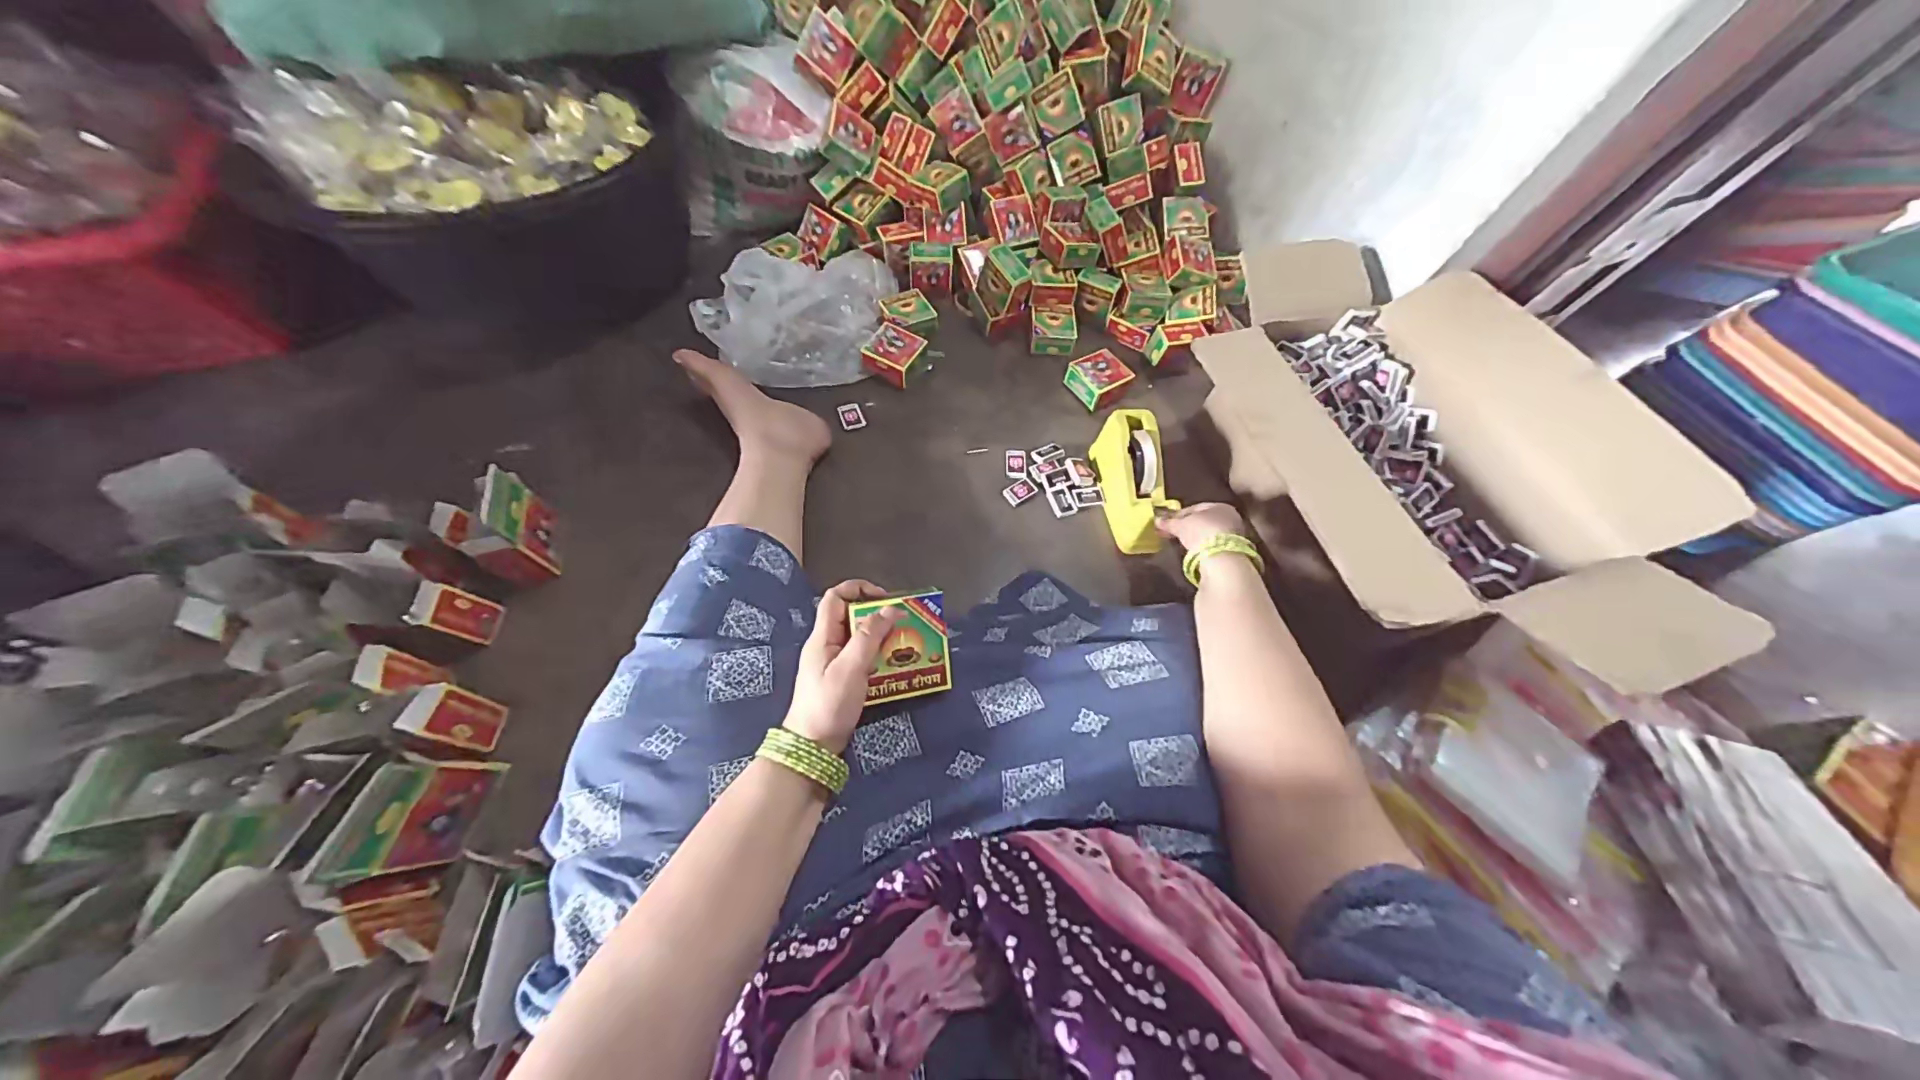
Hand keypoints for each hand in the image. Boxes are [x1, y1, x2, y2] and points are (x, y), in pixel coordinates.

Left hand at [783, 580, 901, 753]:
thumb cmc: (829, 704)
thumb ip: (869, 637)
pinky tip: (892, 664)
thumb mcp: (851, 668)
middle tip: (902, 622)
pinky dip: (877, 655)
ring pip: (858, 638)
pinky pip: (861, 657)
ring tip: (903, 642)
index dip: (859, 589)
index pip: (836, 597)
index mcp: (822, 636)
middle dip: (877, 614)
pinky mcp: (841, 679)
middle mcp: (826, 645)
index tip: (886, 598)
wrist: (813, 746)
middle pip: (850, 616)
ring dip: (880, 636)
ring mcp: (833, 662)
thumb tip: (889, 609)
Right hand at [1155, 502, 1247, 551]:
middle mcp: (1230, 517)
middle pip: (1203, 520)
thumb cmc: (1201, 531)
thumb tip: (1156, 520)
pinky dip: (1203, 546)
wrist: (1220, 556)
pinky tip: (1193, 550)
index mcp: (1219, 506)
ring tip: (1181, 543)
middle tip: (1172, 533)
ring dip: (1195, 537)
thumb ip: (1169, 522)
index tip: (1167, 522)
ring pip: (1209, 533)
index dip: (1179, 515)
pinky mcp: (1234, 549)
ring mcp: (1234, 534)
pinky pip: (1213, 544)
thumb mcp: (1180, 525)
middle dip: (1187, 526)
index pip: (1195, 508)